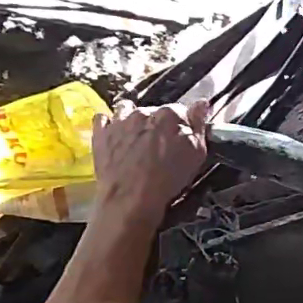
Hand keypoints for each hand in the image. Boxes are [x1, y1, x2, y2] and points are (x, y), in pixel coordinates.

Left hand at [90, 98, 210, 226]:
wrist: (131, 197)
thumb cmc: (166, 178)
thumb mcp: (196, 154)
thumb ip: (198, 125)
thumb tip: (201, 105)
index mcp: (170, 115)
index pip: (181, 110)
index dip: (183, 125)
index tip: (183, 137)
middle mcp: (144, 112)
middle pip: (154, 111)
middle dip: (159, 124)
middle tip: (162, 145)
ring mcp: (120, 121)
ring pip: (128, 109)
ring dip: (134, 119)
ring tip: (139, 137)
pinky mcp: (101, 133)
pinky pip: (104, 119)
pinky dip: (110, 124)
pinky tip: (117, 135)